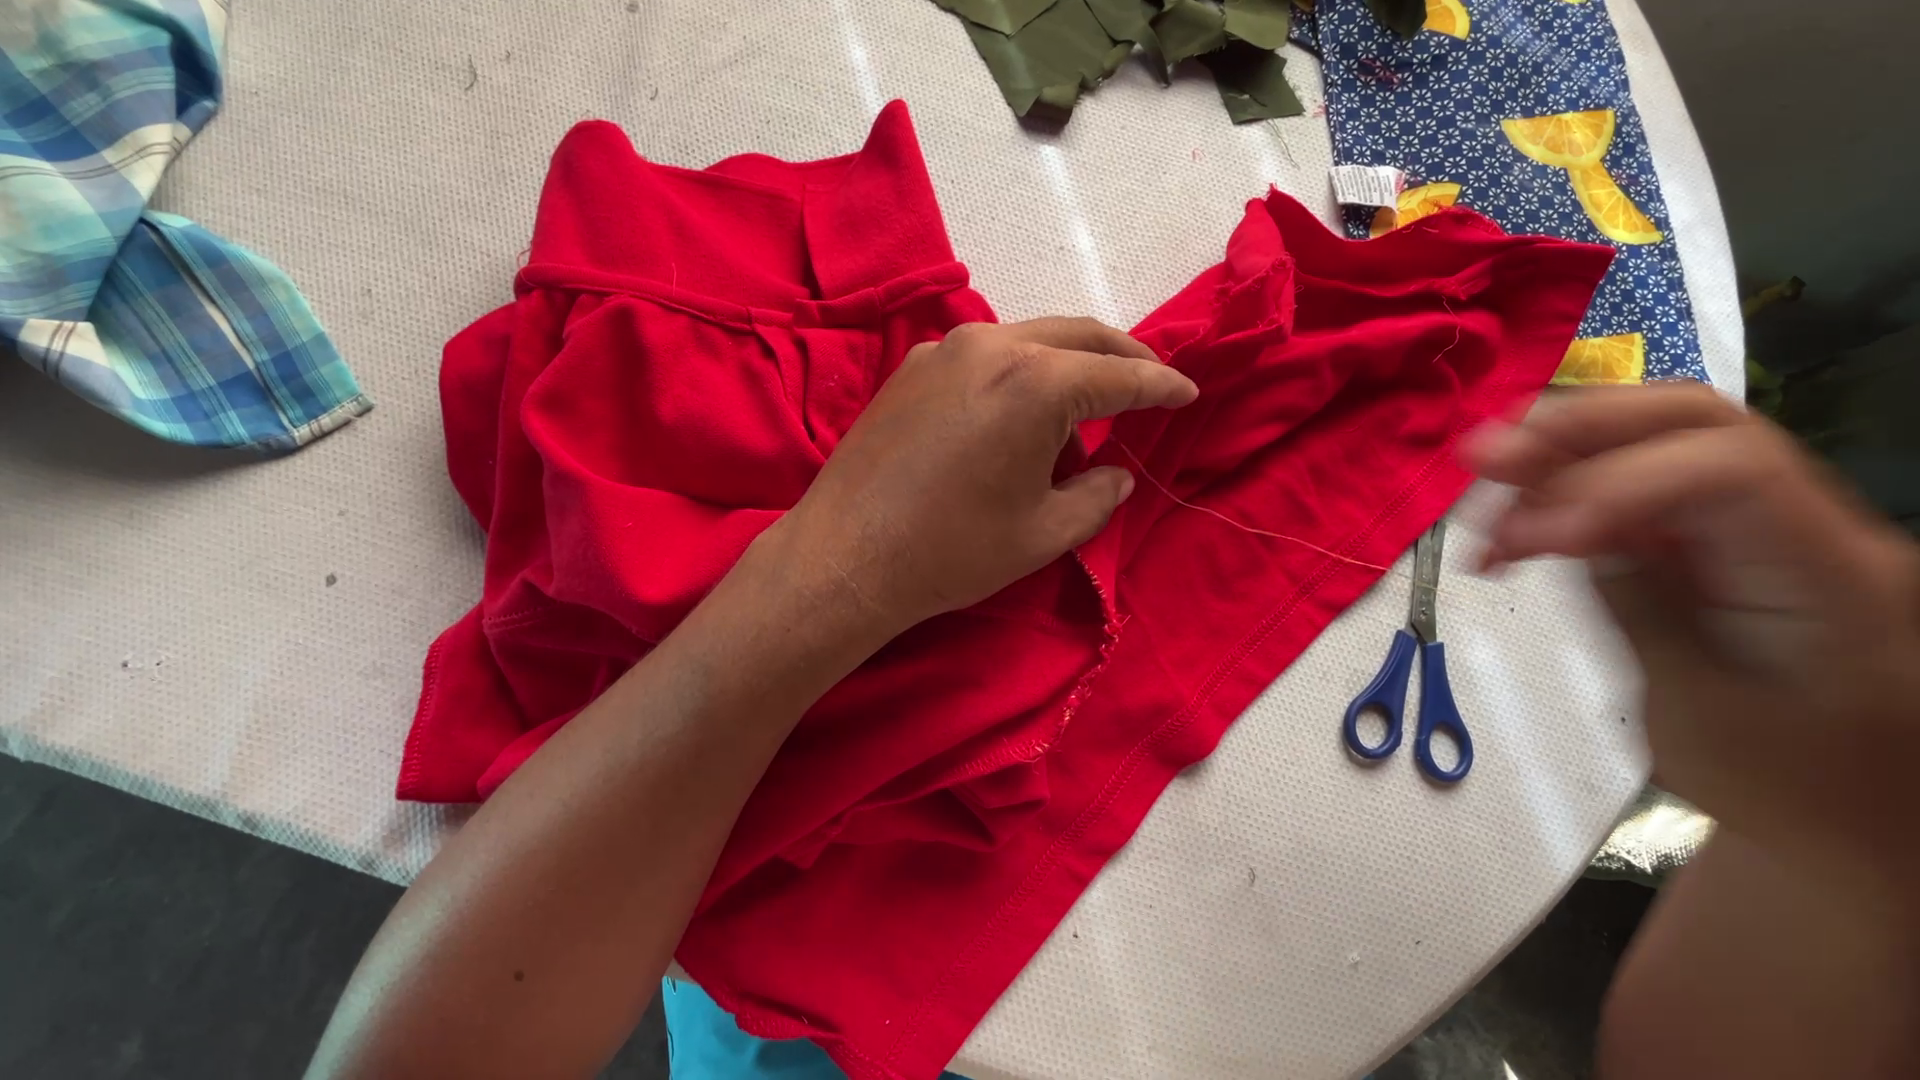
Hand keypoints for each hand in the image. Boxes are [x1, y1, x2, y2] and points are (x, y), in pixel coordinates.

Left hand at [759, 317, 1196, 635]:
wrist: (844, 557)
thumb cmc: (952, 551)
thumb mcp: (1043, 533)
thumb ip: (1097, 497)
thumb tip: (1117, 473)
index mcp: (1037, 382)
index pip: (1119, 375)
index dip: (1161, 386)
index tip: (1187, 392)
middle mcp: (991, 345)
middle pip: (1076, 336)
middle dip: (1121, 358)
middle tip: (1150, 383)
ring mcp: (943, 350)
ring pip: (1028, 341)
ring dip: (1066, 366)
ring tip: (1084, 411)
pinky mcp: (911, 367)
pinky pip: (984, 357)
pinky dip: (1017, 374)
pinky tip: (1018, 414)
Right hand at [1463, 383, 1919, 887]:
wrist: (1844, 822)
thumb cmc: (1779, 788)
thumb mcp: (1694, 708)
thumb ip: (1634, 598)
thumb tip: (1558, 525)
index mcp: (1828, 575)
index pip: (1729, 472)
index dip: (1614, 482)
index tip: (1525, 539)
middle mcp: (1808, 524)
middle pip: (1694, 421)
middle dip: (1575, 429)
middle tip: (1478, 460)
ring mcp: (1761, 524)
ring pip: (1657, 439)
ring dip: (1557, 454)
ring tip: (1478, 496)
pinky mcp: (1717, 539)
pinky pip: (1636, 487)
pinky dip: (1562, 494)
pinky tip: (1512, 532)